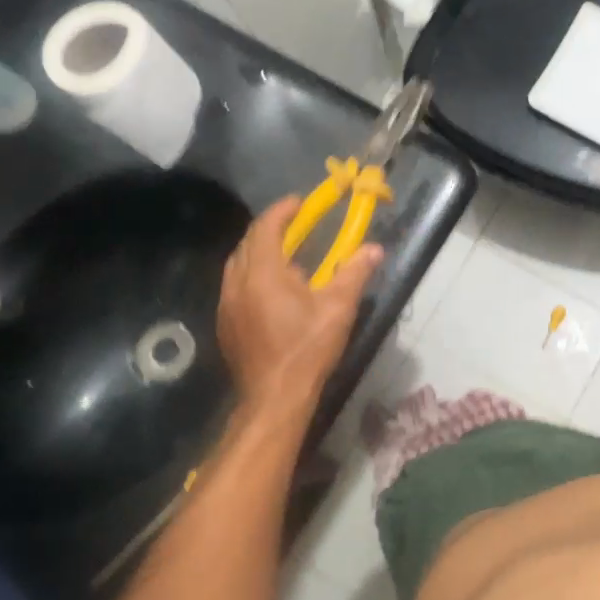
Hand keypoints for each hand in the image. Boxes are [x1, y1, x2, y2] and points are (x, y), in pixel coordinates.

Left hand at [217, 197, 382, 411]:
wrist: (275, 396)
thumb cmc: (308, 348)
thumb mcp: (339, 308)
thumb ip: (354, 273)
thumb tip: (374, 248)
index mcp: (263, 273)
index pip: (266, 228)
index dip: (282, 211)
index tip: (300, 202)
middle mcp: (237, 283)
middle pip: (247, 244)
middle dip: (270, 230)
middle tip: (294, 227)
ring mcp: (226, 305)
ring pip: (237, 266)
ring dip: (258, 254)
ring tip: (285, 258)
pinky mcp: (225, 324)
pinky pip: (234, 287)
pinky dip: (251, 277)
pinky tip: (271, 292)